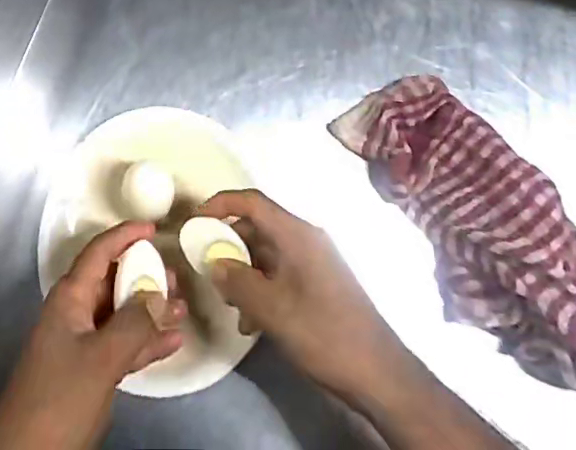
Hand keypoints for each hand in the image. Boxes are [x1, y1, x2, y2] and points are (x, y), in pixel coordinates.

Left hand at [0, 221, 186, 449]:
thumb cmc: (60, 397)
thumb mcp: (101, 358)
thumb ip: (133, 322)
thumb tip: (160, 292)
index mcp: (70, 297)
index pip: (99, 252)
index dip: (125, 235)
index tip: (154, 227)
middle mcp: (75, 312)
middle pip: (113, 280)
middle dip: (145, 274)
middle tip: (177, 275)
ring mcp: (81, 343)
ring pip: (121, 313)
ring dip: (151, 310)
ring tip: (182, 307)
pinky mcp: (88, 372)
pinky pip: (122, 344)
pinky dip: (145, 341)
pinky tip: (172, 341)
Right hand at [195, 189, 417, 404]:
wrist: (379, 373)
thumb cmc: (324, 332)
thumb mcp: (272, 309)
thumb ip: (238, 281)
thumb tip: (214, 261)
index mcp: (296, 234)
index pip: (252, 201)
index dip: (221, 204)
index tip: (195, 221)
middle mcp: (306, 239)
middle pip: (258, 227)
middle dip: (230, 246)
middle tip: (208, 270)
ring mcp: (315, 261)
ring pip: (267, 254)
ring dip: (244, 274)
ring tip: (232, 307)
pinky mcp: (319, 283)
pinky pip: (280, 273)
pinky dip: (262, 289)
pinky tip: (252, 323)